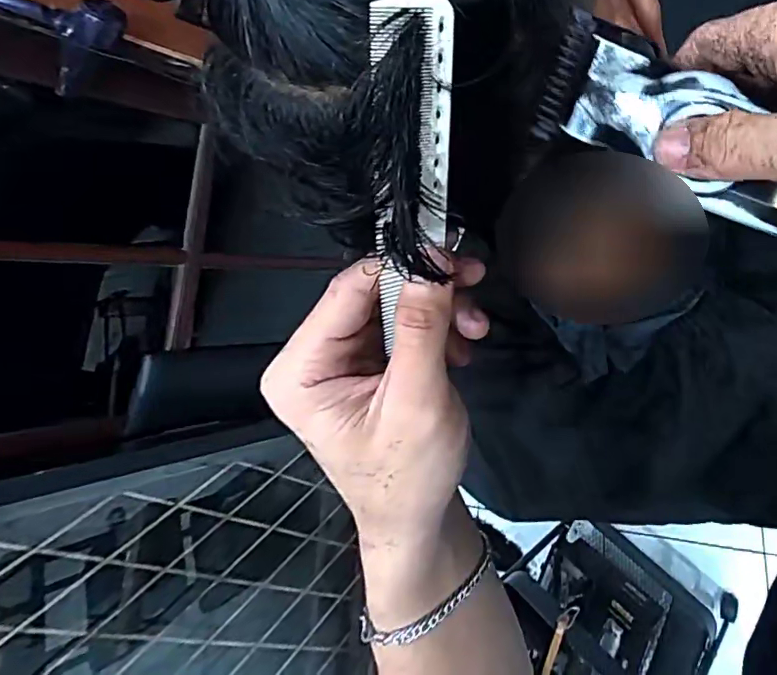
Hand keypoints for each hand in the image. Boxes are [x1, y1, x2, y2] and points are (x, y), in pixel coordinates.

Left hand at [259, 257, 488, 553]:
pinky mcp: (370, 360)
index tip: (447, 256)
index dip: (398, 265)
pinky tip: (462, 345)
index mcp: (301, 370)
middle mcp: (315, 356)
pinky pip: (406, 320)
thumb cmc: (408, 478)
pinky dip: (439, 324)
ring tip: (474, 328)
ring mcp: (343, 357)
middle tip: (471, 279)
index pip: (346, 291)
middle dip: (427, 288)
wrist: (419, 520)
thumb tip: (430, 262)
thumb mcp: (417, 401)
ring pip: (396, 301)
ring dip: (441, 307)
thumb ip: (422, 328)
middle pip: (374, 292)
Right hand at [650, 0, 776, 231]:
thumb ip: (731, 144)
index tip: (670, 155)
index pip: (699, 49)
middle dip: (718, 127)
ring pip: (772, 97)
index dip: (676, 100)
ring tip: (769, 189)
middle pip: (733, 73)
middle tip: (719, 183)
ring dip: (760, 142)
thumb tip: (662, 144)